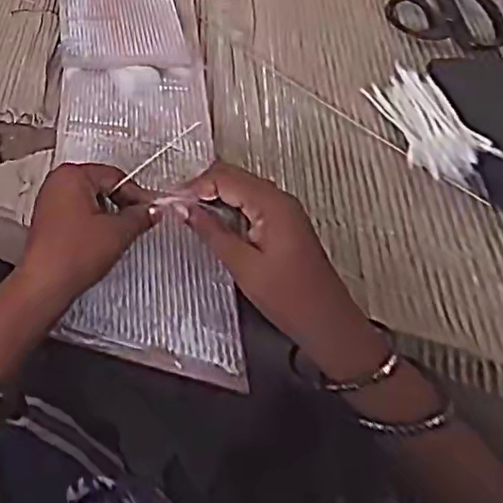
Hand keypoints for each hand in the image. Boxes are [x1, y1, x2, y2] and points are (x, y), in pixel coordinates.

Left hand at [15, 163, 156, 317]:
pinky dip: (93, 219)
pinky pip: (77, 209)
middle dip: (122, 202)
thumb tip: (151, 209)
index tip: (151, 210)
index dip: (137, 194)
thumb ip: (140, 216)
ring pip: (90, 198)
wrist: (47, 281)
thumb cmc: (71, 254)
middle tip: (139, 220)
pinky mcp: (49, 215)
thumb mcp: (117, 232)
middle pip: (101, 184)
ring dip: (108, 212)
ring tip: (119, 232)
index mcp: (71, 175)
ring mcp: (50, 197)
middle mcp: (57, 181)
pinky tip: (101, 237)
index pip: (114, 176)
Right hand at [173, 164, 385, 378]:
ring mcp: (284, 209)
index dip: (193, 186)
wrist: (331, 327)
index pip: (223, 177)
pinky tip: (212, 218)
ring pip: (239, 185)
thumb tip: (181, 207)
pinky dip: (227, 203)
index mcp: (272, 204)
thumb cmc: (290, 299)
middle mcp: (280, 199)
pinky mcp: (283, 221)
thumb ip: (210, 230)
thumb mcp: (243, 265)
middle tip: (176, 205)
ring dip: (212, 193)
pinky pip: (248, 199)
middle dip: (200, 186)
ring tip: (188, 211)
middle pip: (231, 175)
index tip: (171, 201)